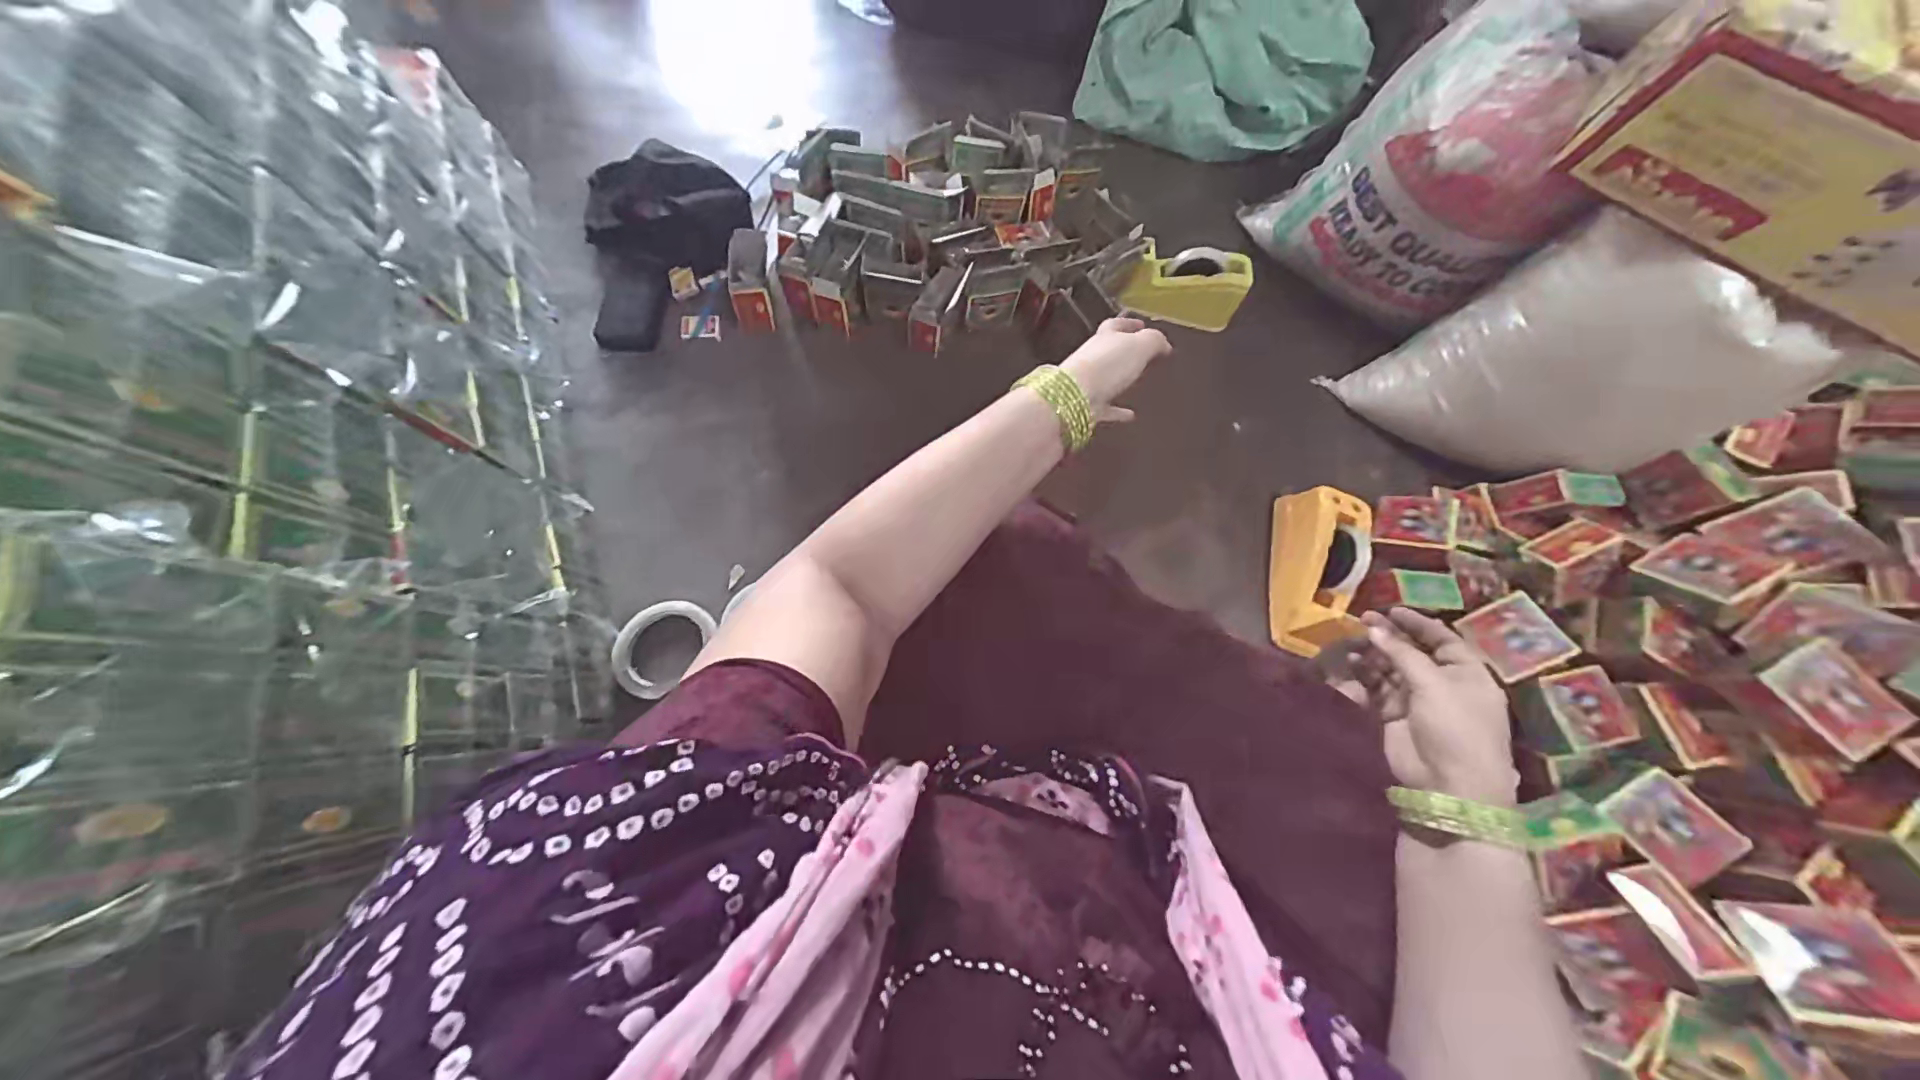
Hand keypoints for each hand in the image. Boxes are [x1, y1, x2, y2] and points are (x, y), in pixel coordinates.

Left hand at [1059, 317, 1170, 421]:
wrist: (1075, 398)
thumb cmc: (1106, 366)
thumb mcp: (1139, 345)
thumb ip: (1153, 340)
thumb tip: (1163, 344)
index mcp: (1104, 338)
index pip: (1115, 325)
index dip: (1129, 324)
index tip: (1141, 325)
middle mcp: (1092, 358)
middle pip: (1108, 351)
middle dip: (1124, 352)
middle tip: (1142, 356)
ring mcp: (1087, 384)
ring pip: (1105, 379)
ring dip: (1119, 381)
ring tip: (1137, 384)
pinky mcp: (1086, 407)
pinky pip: (1105, 407)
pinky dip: (1117, 411)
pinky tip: (1130, 415)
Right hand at [1346, 608, 1517, 807]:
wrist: (1448, 783)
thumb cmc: (1455, 727)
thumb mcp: (1434, 684)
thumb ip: (1402, 654)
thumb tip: (1375, 628)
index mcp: (1467, 674)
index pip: (1442, 639)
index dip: (1418, 624)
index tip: (1392, 610)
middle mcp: (1443, 684)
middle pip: (1413, 652)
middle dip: (1390, 636)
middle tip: (1362, 620)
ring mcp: (1418, 700)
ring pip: (1392, 669)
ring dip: (1374, 655)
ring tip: (1353, 641)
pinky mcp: (1395, 716)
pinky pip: (1377, 689)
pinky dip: (1363, 677)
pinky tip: (1350, 665)